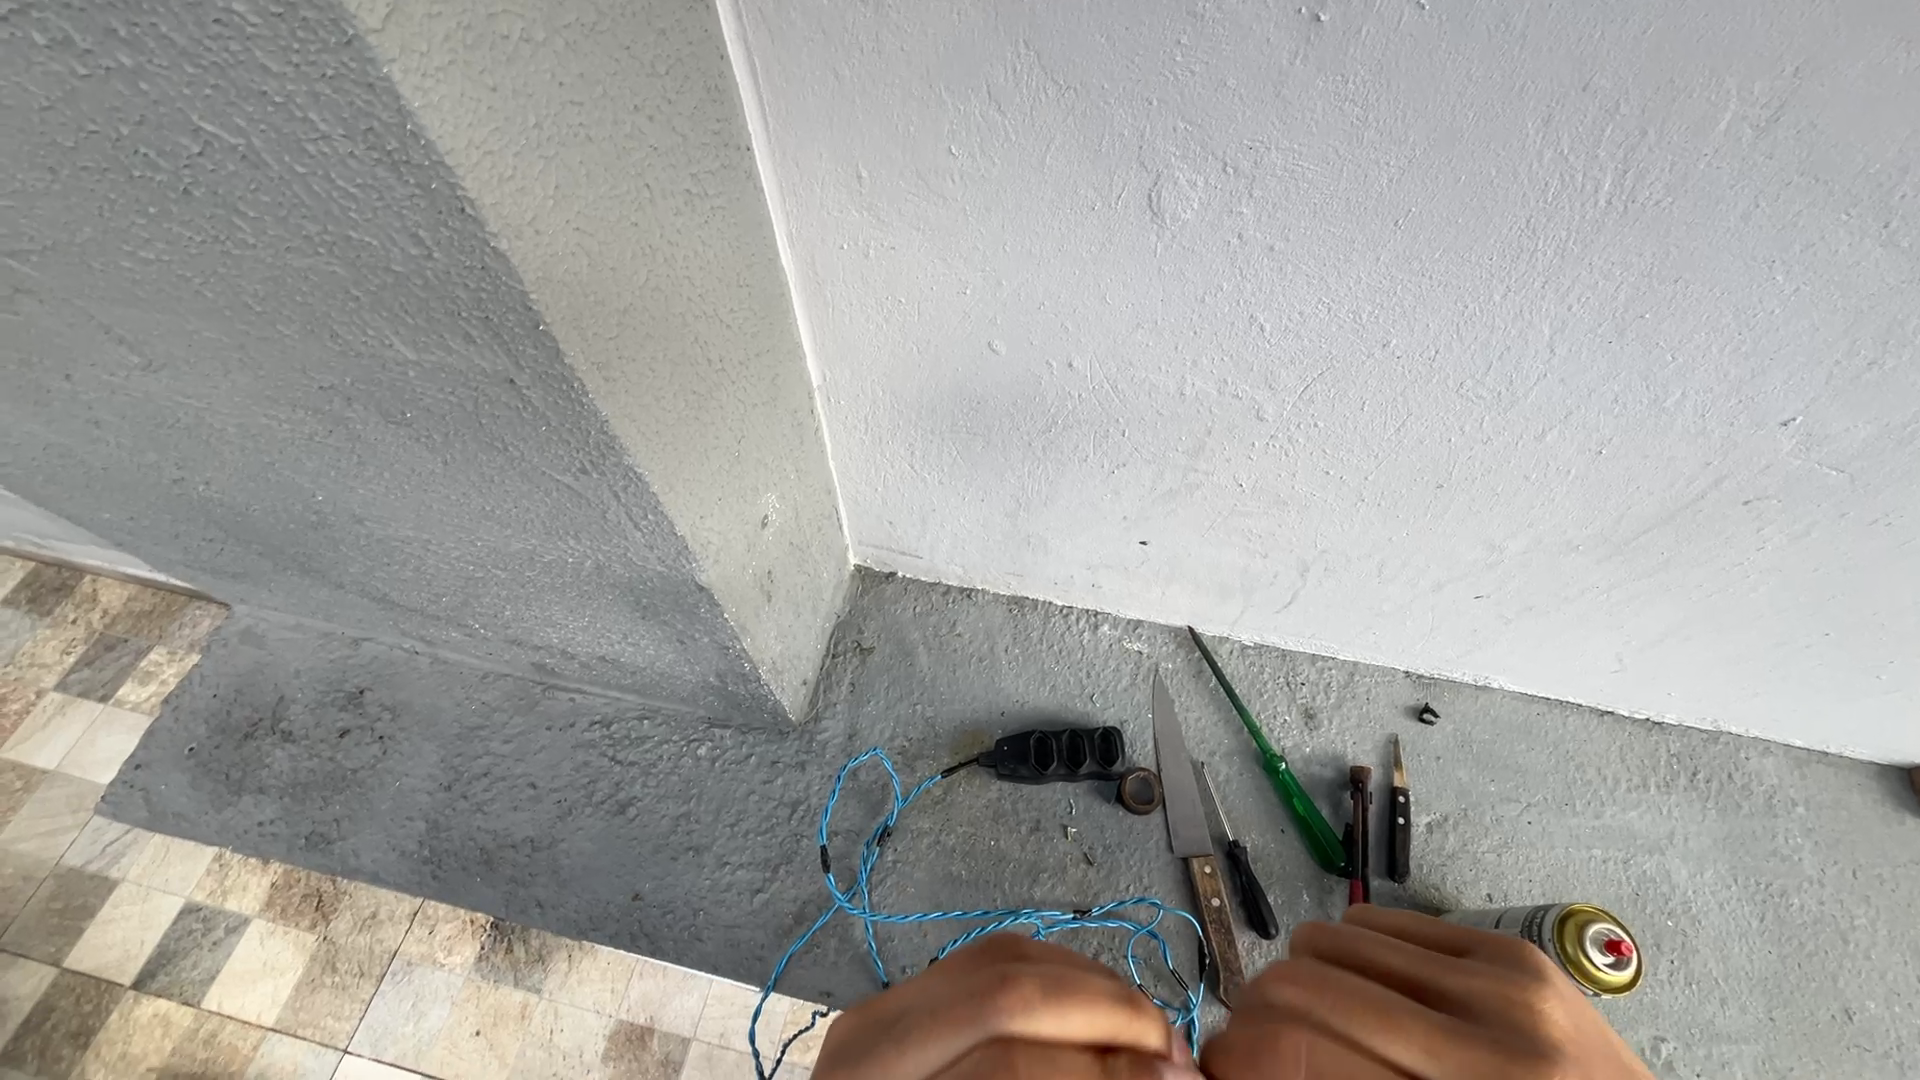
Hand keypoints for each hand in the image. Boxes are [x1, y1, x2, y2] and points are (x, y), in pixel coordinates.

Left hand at [814, 933, 1201, 1079]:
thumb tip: (1157, 1077)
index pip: (1007, 1063)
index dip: (1104, 1070)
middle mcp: (872, 1041)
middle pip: (1002, 989)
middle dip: (1106, 1011)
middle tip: (1174, 1052)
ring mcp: (879, 1008)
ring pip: (997, 955)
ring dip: (1086, 982)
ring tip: (1143, 1024)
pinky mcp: (894, 996)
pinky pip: (982, 959)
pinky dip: (1049, 974)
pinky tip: (1090, 1001)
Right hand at [1201, 905, 1655, 1079]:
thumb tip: (1238, 1059)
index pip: (1296, 1053)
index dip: (1235, 1054)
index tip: (1221, 1063)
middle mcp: (1487, 1045)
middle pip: (1298, 986)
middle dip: (1254, 1012)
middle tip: (1255, 1039)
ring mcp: (1504, 983)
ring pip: (1323, 939)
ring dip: (1301, 978)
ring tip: (1325, 1017)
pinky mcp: (1512, 947)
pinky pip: (1372, 921)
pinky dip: (1350, 956)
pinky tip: (1375, 993)